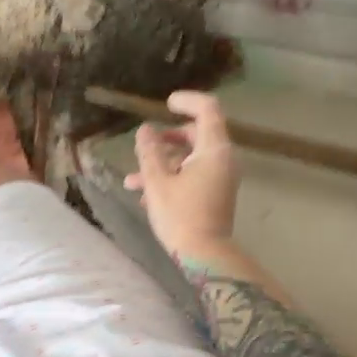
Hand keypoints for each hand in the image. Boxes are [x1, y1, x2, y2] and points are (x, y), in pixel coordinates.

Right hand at [125, 90, 240, 257]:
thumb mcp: (157, 182)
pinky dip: (173, 179)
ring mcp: (221, 179)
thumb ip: (149, 153)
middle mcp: (223, 160)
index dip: (187, 101)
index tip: (166, 103)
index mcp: (214, 150)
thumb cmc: (180, 216)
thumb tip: (144, 131)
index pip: (207, 110)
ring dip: (163, 165)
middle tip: (147, 143)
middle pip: (198, 135)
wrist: (204, 256)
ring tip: (133, 181)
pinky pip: (194, 177)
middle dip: (168, 139)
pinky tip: (146, 197)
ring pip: (191, 160)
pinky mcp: (216, 196)